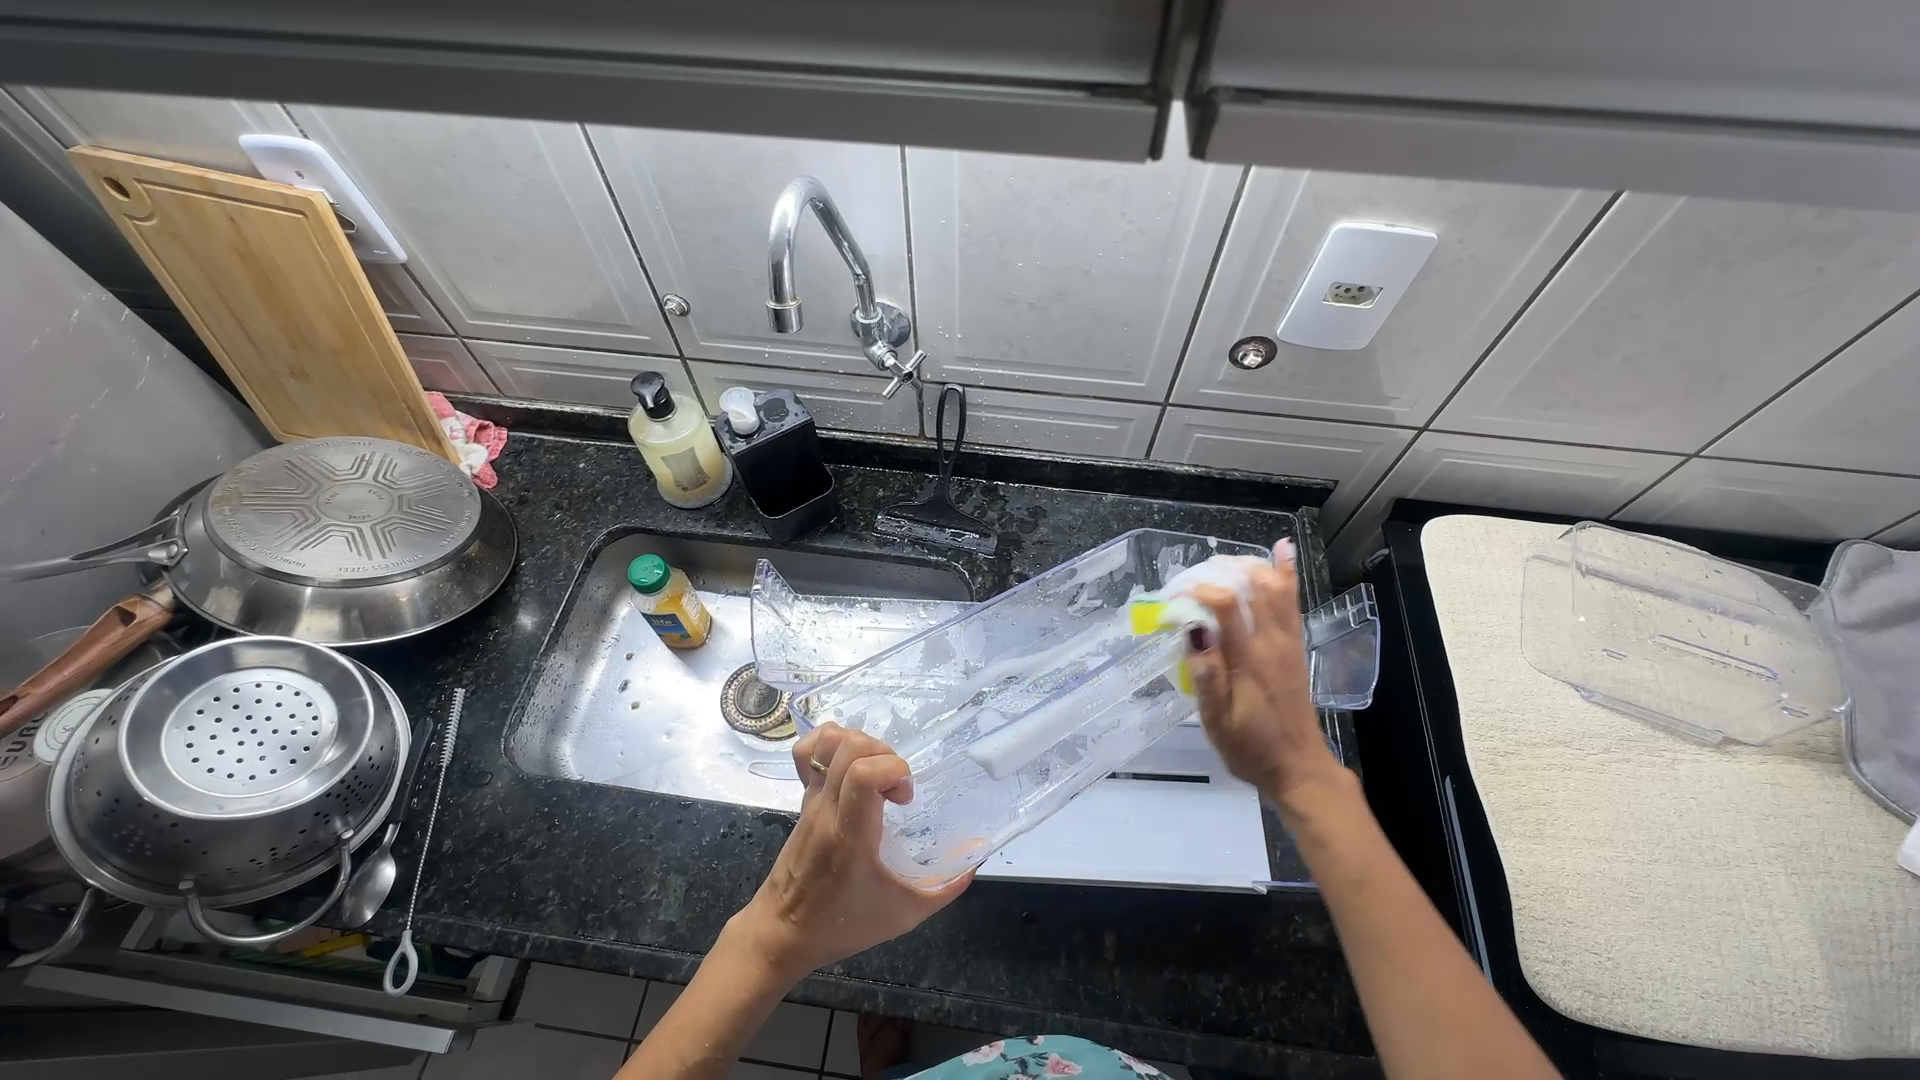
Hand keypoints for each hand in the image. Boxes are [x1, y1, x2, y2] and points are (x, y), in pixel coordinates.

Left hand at [735, 724, 971, 980]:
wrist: (782, 933)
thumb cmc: (842, 925)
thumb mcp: (904, 915)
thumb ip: (945, 887)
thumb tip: (976, 857)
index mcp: (850, 835)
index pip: (864, 773)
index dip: (894, 770)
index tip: (905, 798)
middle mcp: (827, 808)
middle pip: (850, 747)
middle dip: (885, 756)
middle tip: (896, 790)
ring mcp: (810, 798)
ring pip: (828, 742)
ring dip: (863, 746)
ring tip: (878, 776)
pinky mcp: (802, 797)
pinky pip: (806, 751)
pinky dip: (831, 744)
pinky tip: (851, 765)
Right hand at [1184, 539, 1345, 798]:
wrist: (1298, 768)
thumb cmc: (1249, 747)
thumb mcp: (1217, 721)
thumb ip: (1207, 674)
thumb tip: (1193, 629)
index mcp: (1249, 660)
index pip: (1226, 605)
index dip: (1198, 591)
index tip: (1174, 600)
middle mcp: (1272, 643)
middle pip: (1253, 586)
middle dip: (1221, 572)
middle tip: (1192, 578)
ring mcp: (1288, 642)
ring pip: (1275, 588)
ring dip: (1249, 567)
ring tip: (1221, 562)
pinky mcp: (1295, 646)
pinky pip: (1292, 601)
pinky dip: (1285, 573)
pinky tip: (1280, 550)